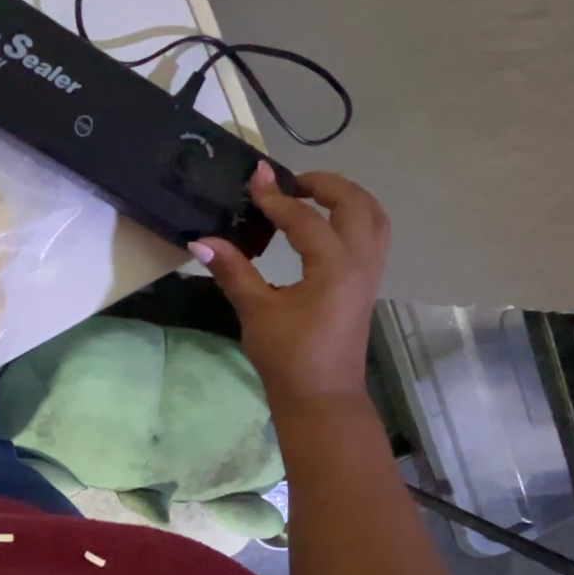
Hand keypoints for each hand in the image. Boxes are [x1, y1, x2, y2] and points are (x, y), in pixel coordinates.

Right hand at [189, 163, 389, 404]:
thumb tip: (201, 242)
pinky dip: (354, 218)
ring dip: (346, 197)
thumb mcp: (256, 312)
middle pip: (354, 203)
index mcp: (335, 267)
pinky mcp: (368, 283)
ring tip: (312, 195)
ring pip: (372, 216)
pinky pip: (372, 235)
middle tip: (289, 183)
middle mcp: (361, 261)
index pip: (305, 219)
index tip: (255, 179)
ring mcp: (371, 272)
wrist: (320, 395)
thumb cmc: (287, 356)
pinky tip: (327, 226)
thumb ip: (232, 271)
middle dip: (324, 184)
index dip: (276, 198)